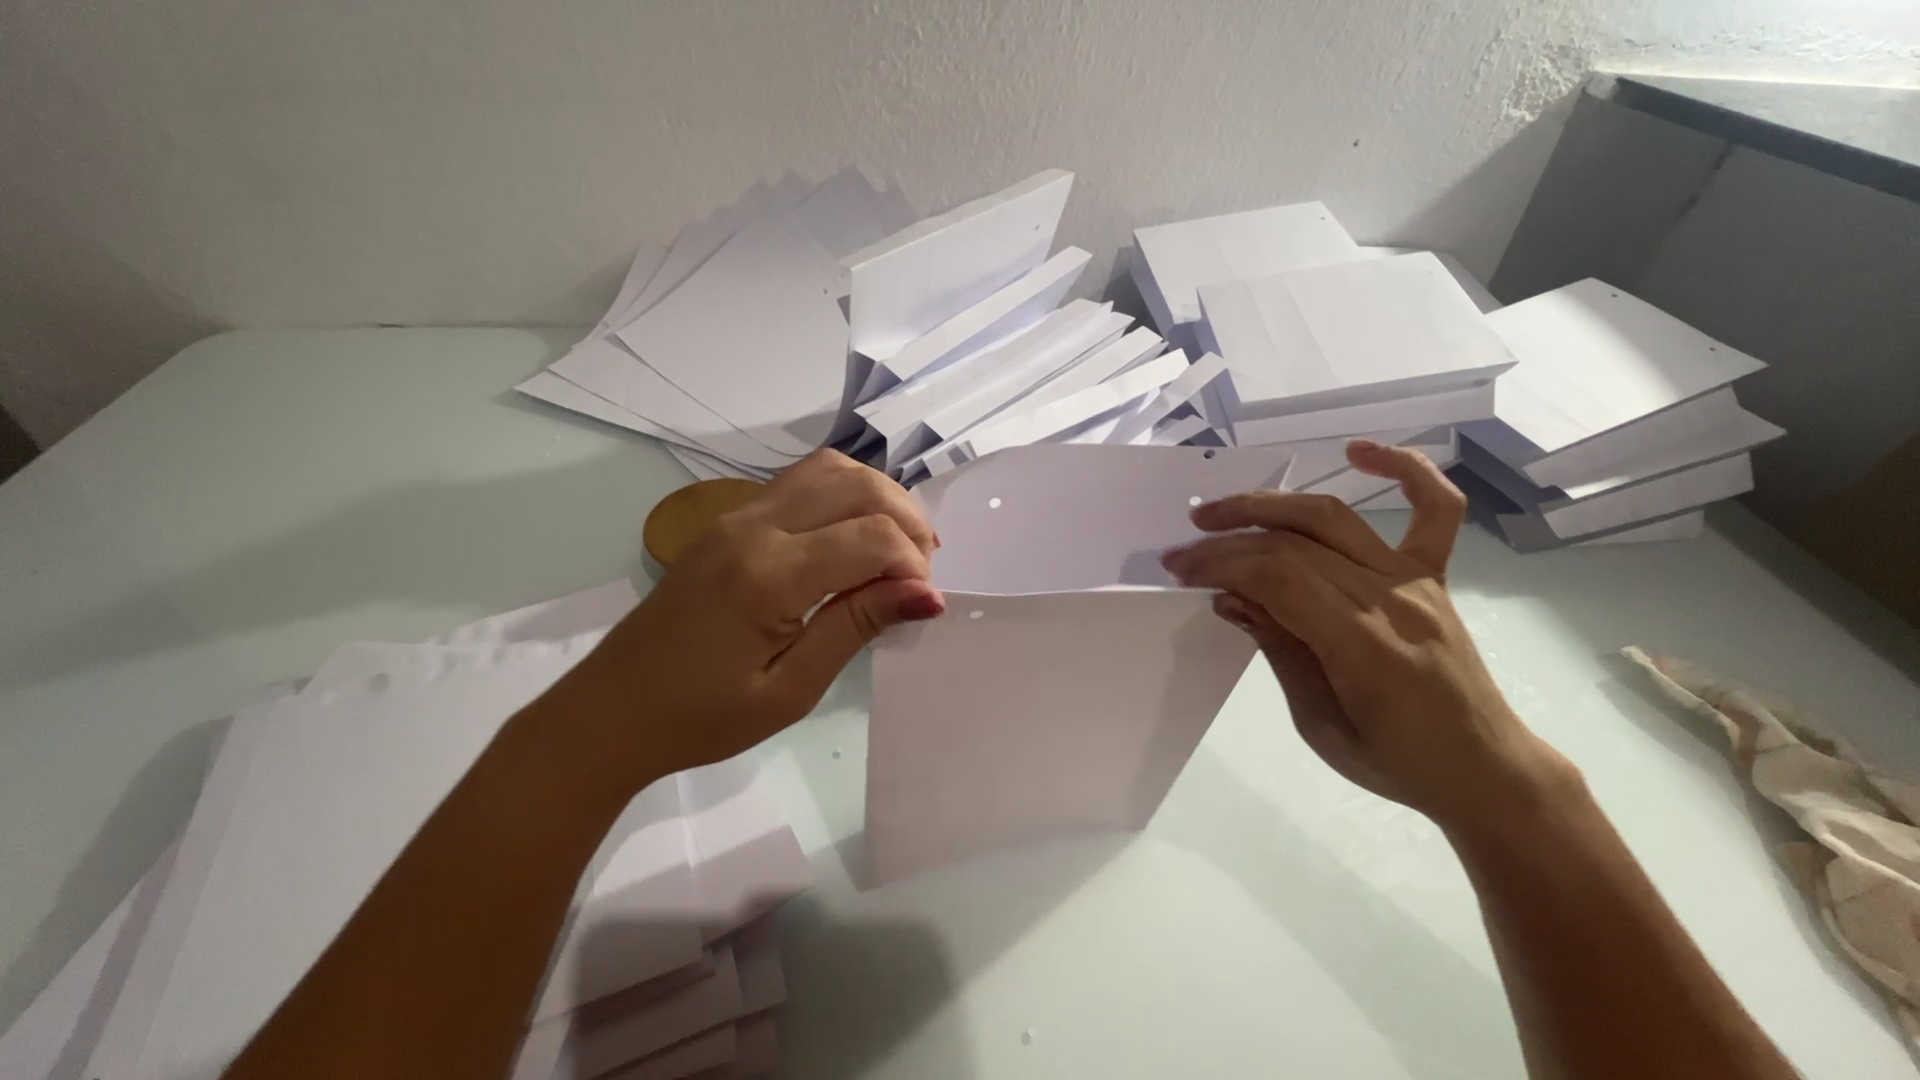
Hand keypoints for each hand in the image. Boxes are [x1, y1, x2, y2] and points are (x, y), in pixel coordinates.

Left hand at [560, 450, 944, 786]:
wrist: (613, 710)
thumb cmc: (701, 717)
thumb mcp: (790, 689)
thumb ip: (856, 627)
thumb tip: (926, 594)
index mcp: (768, 575)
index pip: (871, 537)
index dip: (913, 566)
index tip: (921, 606)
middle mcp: (753, 527)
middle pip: (856, 485)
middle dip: (907, 520)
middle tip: (921, 573)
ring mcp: (736, 516)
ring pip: (828, 470)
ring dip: (877, 497)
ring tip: (896, 549)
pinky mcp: (728, 521)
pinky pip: (800, 483)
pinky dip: (843, 495)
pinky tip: (853, 537)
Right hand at [1161, 440, 1573, 832]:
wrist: (1484, 771)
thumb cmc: (1394, 762)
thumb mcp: (1317, 722)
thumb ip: (1279, 649)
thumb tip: (1233, 598)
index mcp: (1363, 647)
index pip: (1278, 579)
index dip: (1220, 566)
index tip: (1179, 571)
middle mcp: (1392, 599)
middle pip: (1294, 546)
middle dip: (1228, 542)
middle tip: (1182, 551)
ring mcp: (1416, 581)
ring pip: (1334, 518)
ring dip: (1270, 505)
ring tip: (1220, 511)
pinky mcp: (1433, 576)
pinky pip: (1434, 510)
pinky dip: (1403, 470)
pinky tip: (1357, 452)